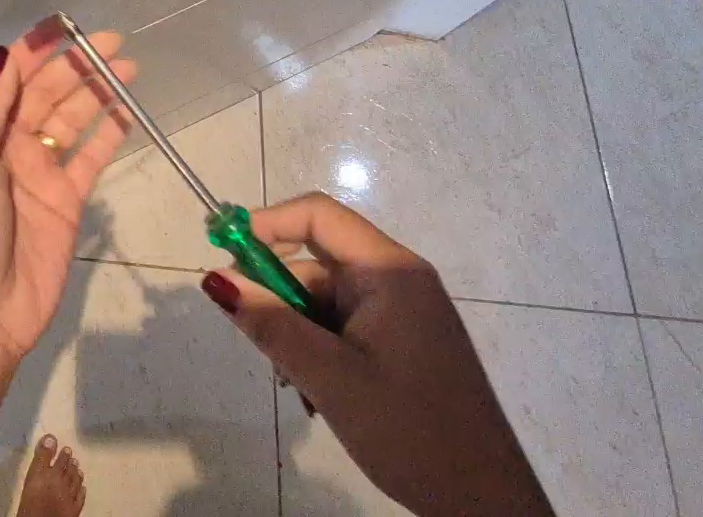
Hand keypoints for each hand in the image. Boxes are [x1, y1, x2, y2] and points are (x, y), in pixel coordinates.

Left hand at [0, 18, 136, 366]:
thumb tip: (7, 55)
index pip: (9, 78)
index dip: (35, 50)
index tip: (65, 25)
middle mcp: (9, 145)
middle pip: (46, 93)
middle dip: (76, 65)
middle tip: (113, 42)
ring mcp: (40, 173)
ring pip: (72, 120)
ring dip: (97, 92)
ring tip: (129, 68)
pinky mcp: (67, 201)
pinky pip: (91, 158)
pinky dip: (109, 134)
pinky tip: (129, 111)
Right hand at [202, 193, 554, 516]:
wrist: (487, 507)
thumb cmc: (412, 432)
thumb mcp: (330, 377)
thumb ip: (271, 324)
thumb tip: (215, 279)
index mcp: (389, 272)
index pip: (317, 215)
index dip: (266, 223)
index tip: (222, 250)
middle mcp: (395, 279)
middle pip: (314, 259)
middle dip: (277, 293)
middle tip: (253, 336)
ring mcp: (399, 311)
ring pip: (322, 297)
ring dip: (295, 330)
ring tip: (294, 383)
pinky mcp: (398, 340)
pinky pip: (340, 323)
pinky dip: (316, 347)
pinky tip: (313, 390)